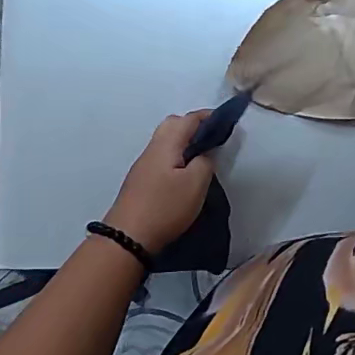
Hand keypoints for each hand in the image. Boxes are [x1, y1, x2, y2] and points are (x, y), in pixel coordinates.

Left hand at [103, 112, 217, 252]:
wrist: (128, 237)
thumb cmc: (165, 207)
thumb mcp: (196, 184)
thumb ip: (205, 162)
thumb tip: (204, 153)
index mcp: (166, 144)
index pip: (188, 119)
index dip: (208, 116)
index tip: (226, 122)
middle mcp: (152, 149)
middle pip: (173, 125)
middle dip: (194, 126)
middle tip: (213, 138)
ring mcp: (144, 165)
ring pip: (166, 142)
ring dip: (185, 142)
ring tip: (203, 156)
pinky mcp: (141, 181)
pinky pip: (162, 157)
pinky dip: (177, 156)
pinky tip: (185, 173)